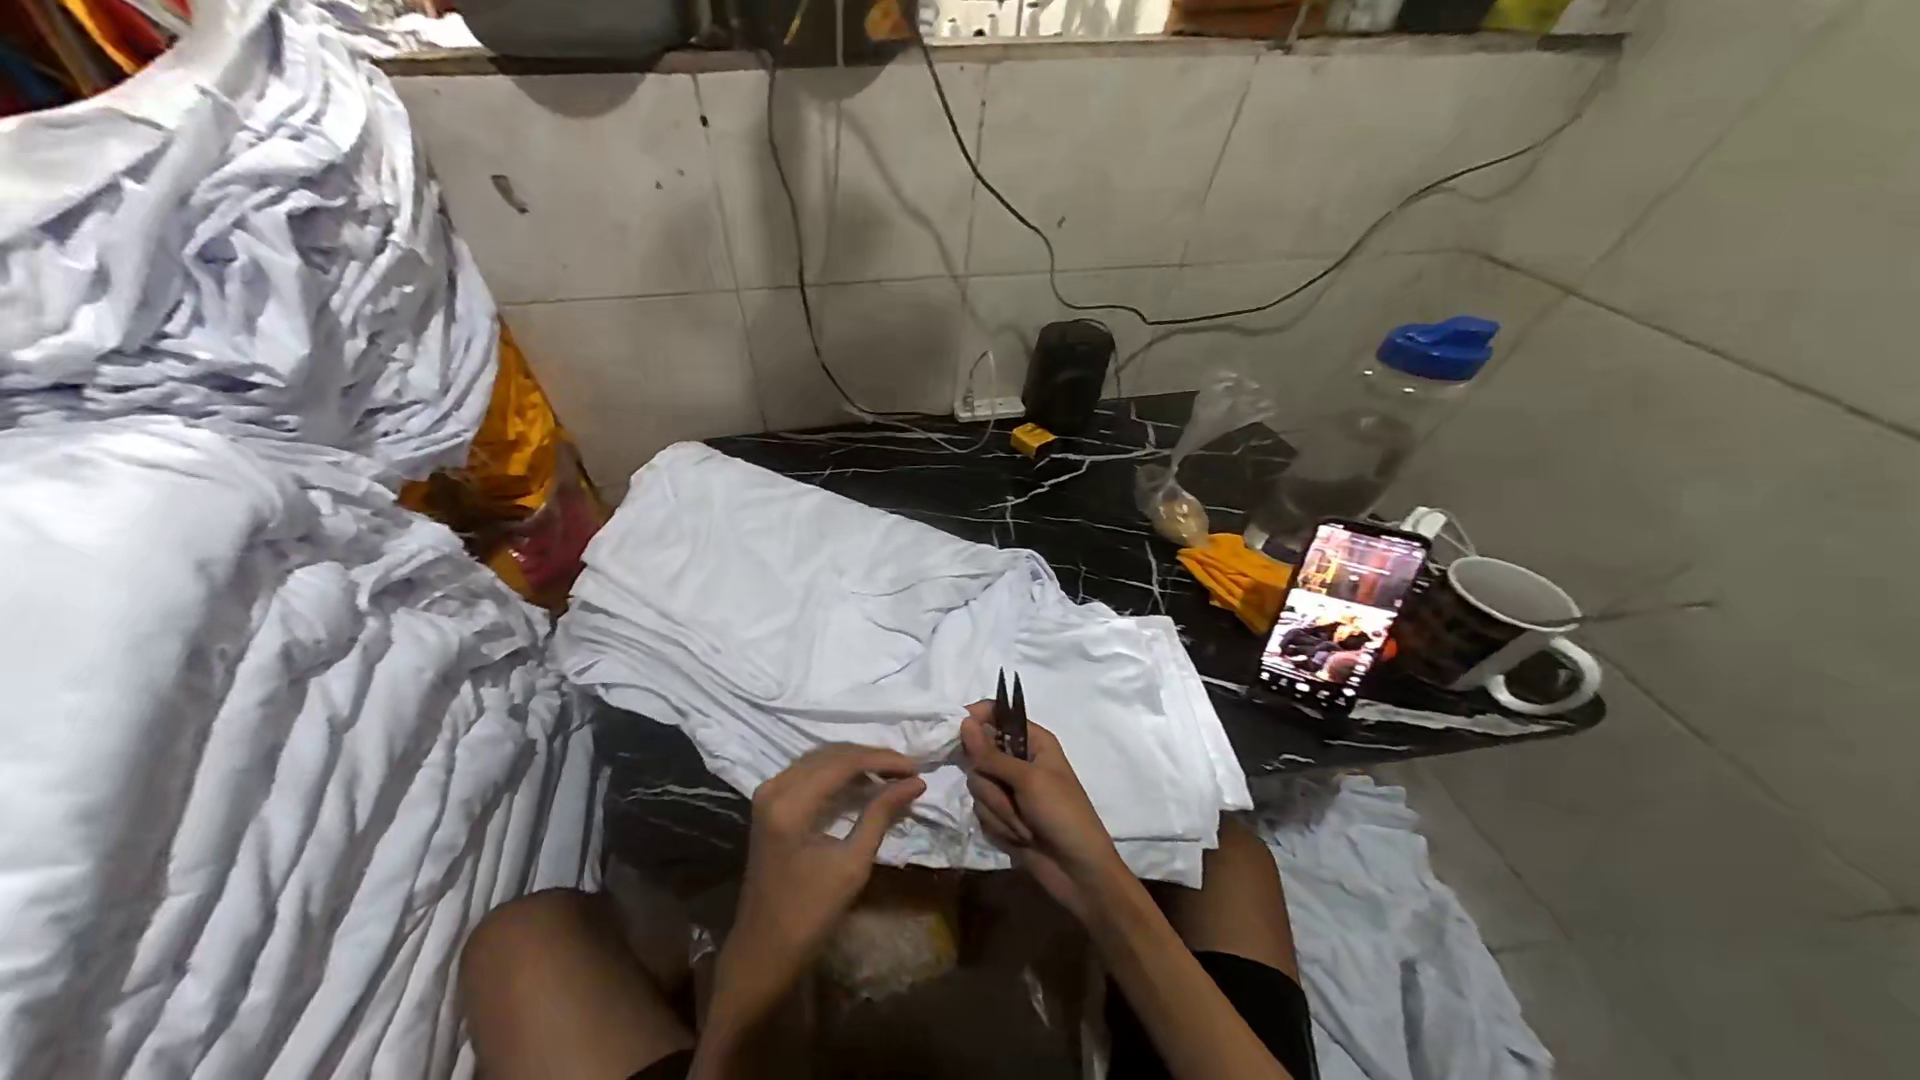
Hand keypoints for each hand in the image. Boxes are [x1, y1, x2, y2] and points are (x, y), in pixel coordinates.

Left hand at [709, 745, 925, 1033]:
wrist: (763, 949)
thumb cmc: (810, 914)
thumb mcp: (853, 864)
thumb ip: (881, 814)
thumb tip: (915, 782)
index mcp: (790, 804)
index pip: (843, 763)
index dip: (883, 760)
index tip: (915, 767)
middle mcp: (774, 788)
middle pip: (831, 754)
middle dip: (871, 757)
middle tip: (907, 770)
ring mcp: (768, 793)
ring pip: (820, 758)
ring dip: (856, 761)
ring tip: (891, 774)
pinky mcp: (769, 802)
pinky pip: (808, 771)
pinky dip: (837, 771)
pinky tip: (862, 782)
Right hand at [959, 703, 1129, 920]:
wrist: (1077, 872)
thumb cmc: (1062, 814)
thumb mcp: (1028, 779)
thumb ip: (991, 753)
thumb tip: (964, 722)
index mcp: (1033, 741)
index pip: (997, 715)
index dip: (976, 717)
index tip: (958, 728)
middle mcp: (1018, 760)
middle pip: (979, 754)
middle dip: (991, 782)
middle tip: (1013, 796)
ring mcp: (1009, 789)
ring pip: (977, 785)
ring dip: (998, 808)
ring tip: (1024, 825)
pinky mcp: (1001, 815)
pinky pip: (980, 810)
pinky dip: (997, 824)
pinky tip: (1019, 837)